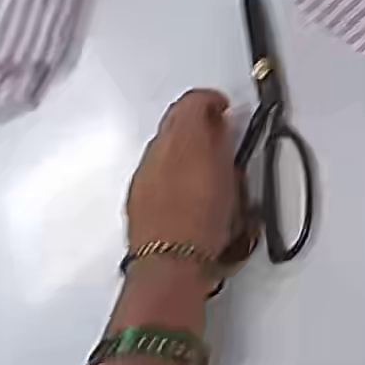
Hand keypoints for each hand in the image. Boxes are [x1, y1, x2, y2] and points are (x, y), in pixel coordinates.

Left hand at [126, 89, 238, 256]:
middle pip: (175, 118)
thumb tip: (220, 127)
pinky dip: (170, 164)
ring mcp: (143, 173)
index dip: (211, 99)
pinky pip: (154, 166)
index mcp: (184, 138)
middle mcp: (158, 150)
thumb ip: (223, 141)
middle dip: (196, 118)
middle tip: (217, 128)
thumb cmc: (204, 221)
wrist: (171, 265)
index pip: (194, 100)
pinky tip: (186, 183)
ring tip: (204, 160)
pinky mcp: (135, 195)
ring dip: (183, 142)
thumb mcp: (230, 173)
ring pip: (164, 142)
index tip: (223, 108)